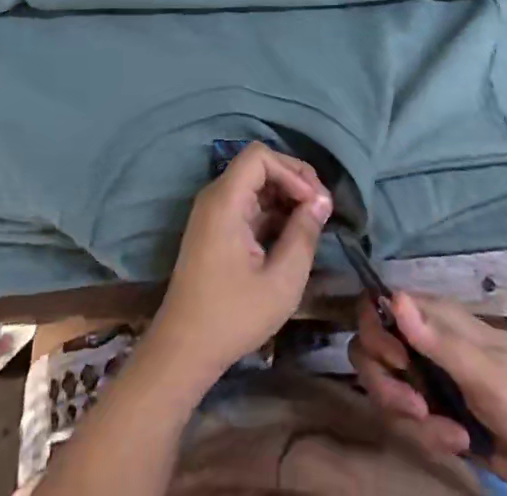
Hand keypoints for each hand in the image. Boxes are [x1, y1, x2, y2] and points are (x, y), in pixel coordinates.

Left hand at [145, 143, 332, 380]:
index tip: (314, 203)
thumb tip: (321, 201)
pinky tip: (293, 234)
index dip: (292, 171)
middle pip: (258, 165)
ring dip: (286, 196)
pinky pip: (248, 204)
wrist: (185, 349)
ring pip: (255, 184)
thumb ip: (304, 233)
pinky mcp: (216, 229)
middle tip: (321, 210)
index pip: (260, 156)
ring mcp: (213, 213)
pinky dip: (273, 211)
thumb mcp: (282, 279)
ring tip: (313, 223)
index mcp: (225, 201)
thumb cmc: (234, 315)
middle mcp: (215, 198)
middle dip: (294, 180)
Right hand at [350, 294, 506, 487]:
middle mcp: (424, 342)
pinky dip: (426, 436)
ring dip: (411, 419)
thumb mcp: (486, 373)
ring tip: (452, 435)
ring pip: (384, 388)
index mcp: (438, 318)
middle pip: (370, 349)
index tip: (395, 359)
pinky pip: (403, 420)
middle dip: (386, 384)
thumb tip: (395, 297)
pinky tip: (457, 442)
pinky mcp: (430, 412)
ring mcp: (425, 377)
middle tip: (416, 408)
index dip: (374, 328)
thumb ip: (438, 340)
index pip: (381, 303)